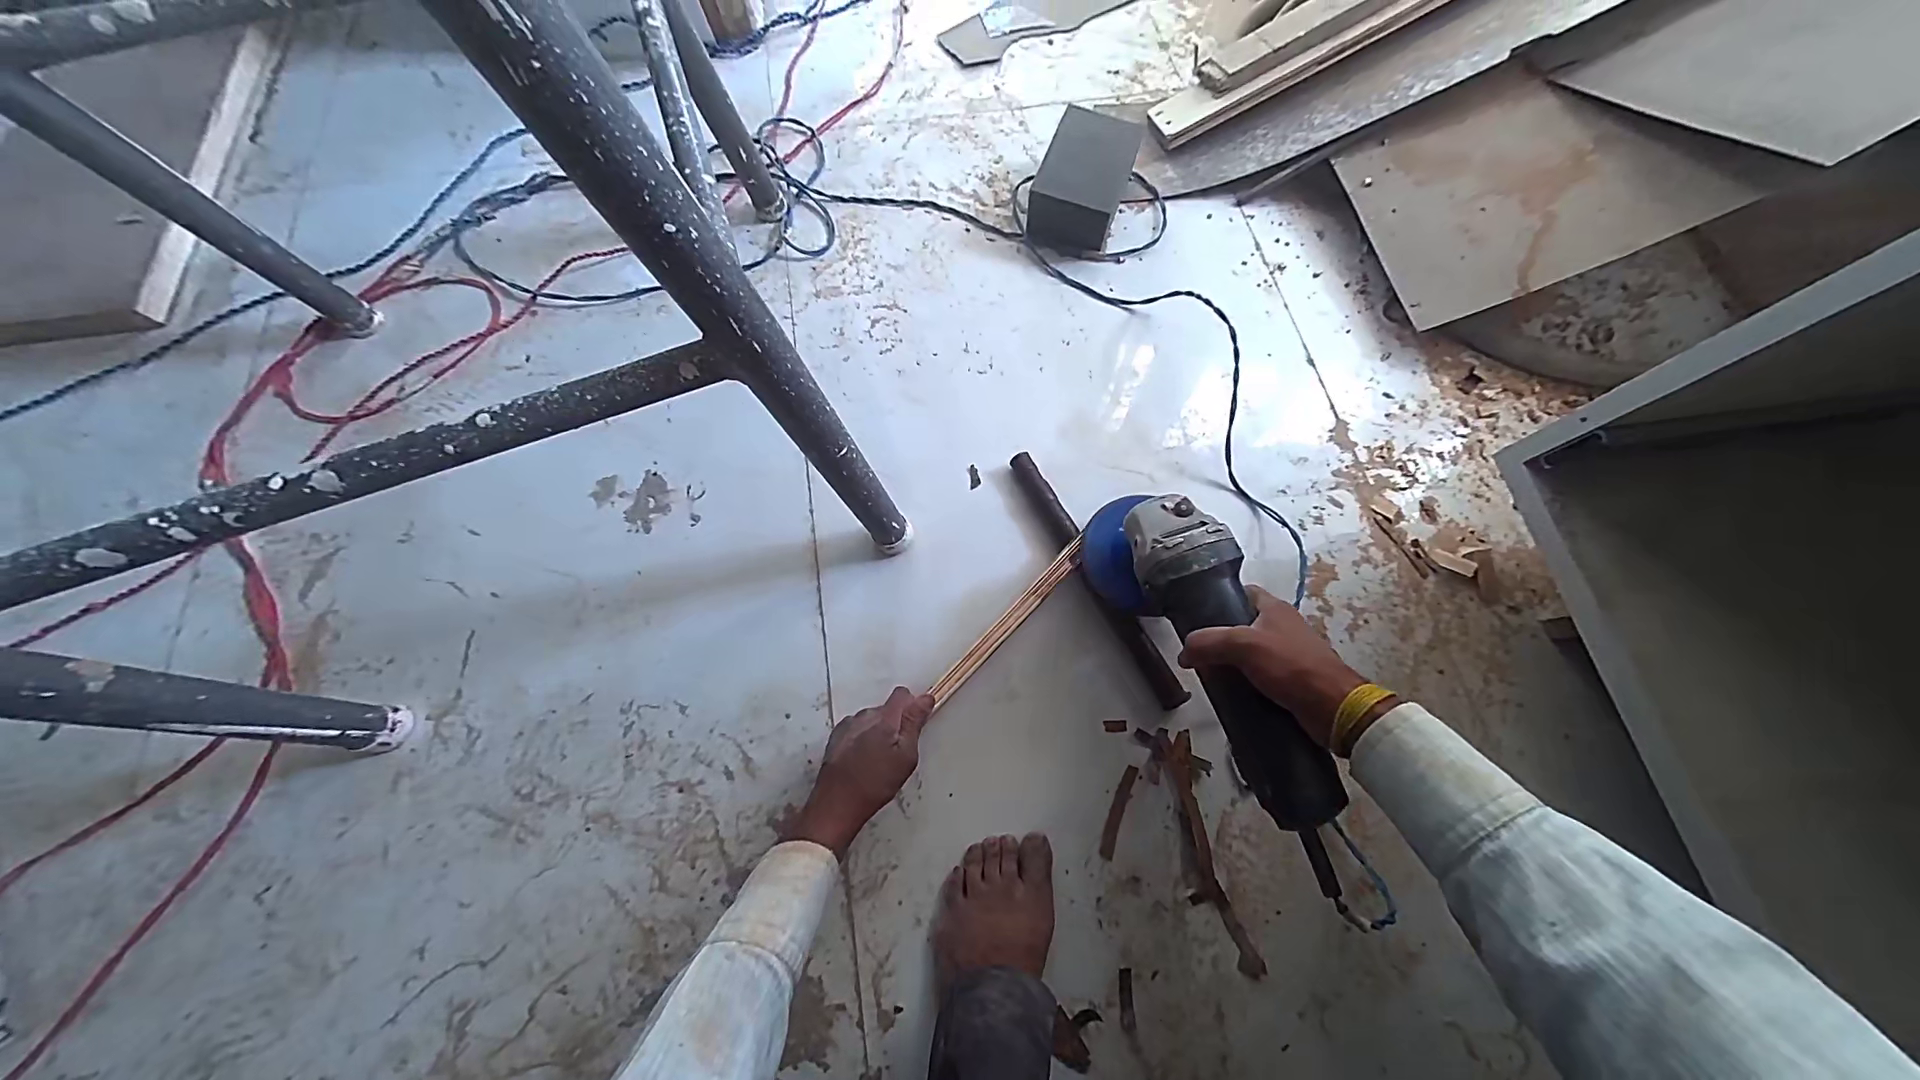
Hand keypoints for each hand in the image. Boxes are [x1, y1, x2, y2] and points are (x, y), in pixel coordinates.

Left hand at [788, 687, 933, 856]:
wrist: (837, 803)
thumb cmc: (875, 783)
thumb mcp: (905, 756)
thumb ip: (914, 723)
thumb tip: (925, 698)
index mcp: (884, 718)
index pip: (902, 694)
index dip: (912, 706)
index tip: (915, 725)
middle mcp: (864, 715)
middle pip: (886, 708)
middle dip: (895, 723)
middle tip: (898, 752)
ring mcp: (847, 725)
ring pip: (871, 719)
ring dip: (878, 732)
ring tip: (880, 761)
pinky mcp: (836, 737)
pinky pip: (857, 729)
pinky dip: (863, 739)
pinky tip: (863, 762)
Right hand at [1175, 584, 1388, 749]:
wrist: (1332, 707)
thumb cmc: (1290, 665)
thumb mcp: (1241, 645)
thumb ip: (1207, 642)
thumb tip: (1183, 653)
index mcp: (1275, 608)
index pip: (1243, 592)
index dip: (1220, 597)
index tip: (1196, 611)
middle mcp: (1283, 627)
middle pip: (1243, 624)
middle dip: (1220, 637)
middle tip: (1198, 649)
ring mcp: (1289, 654)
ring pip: (1250, 652)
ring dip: (1231, 662)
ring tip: (1209, 673)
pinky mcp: (1292, 679)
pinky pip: (1260, 675)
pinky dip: (1244, 681)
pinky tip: (1231, 691)